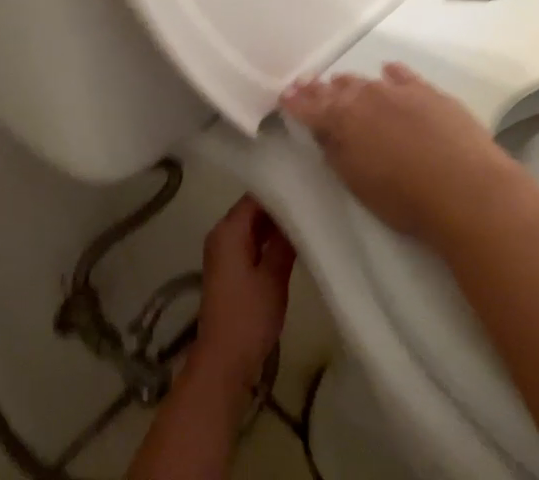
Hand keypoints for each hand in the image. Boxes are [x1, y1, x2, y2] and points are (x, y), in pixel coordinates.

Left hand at [189, 196, 294, 389]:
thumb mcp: (273, 277)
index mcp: (228, 230)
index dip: (281, 187)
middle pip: (253, 208)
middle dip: (282, 204)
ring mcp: (225, 251)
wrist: (225, 358)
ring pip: (254, 225)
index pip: (256, 196)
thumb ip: (284, 243)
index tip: (309, 181)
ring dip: (277, 223)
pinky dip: (270, 239)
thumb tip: (299, 212)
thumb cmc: (249, 316)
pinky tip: (297, 240)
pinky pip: (252, 241)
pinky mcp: (231, 267)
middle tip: (316, 197)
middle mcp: (222, 234)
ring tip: (312, 214)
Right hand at [281, 63, 516, 241]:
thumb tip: (324, 132)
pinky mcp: (431, 93)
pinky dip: (392, 74)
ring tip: (339, 81)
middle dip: (320, 89)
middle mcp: (366, 97)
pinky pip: (403, 76)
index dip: (296, 102)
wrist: (466, 188)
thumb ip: (336, 152)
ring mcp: (400, 91)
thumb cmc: (404, 197)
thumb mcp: (357, 182)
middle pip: (337, 90)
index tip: (284, 95)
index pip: (310, 107)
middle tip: (307, 85)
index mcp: (342, 120)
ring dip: (351, 83)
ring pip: (367, 81)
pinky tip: (388, 70)